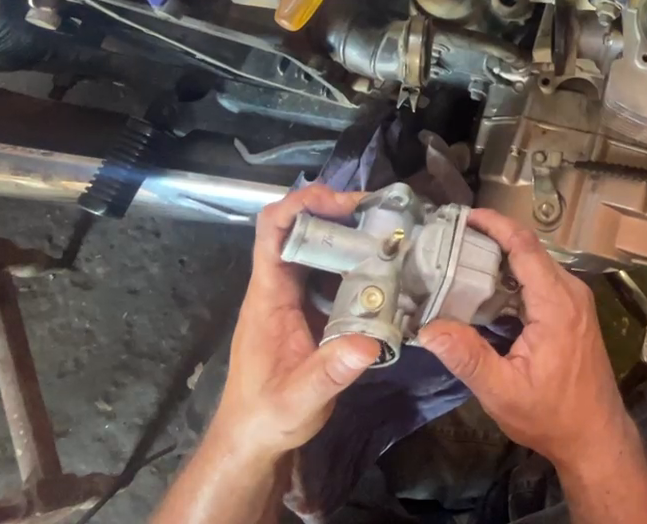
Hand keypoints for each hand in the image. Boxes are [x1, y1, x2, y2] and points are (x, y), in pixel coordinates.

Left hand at [207, 185, 382, 464]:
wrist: (254, 441)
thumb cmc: (268, 417)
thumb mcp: (299, 400)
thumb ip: (330, 372)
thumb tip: (369, 341)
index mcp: (268, 295)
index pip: (273, 230)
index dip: (304, 205)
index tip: (346, 205)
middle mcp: (280, 285)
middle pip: (300, 226)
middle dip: (339, 210)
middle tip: (383, 214)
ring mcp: (296, 294)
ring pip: (319, 245)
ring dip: (352, 232)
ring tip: (392, 233)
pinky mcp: (313, 305)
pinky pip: (333, 268)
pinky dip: (358, 258)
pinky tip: (387, 266)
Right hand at [418, 209, 630, 470]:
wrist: (595, 434)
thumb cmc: (551, 414)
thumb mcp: (502, 391)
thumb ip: (467, 356)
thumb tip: (428, 329)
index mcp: (556, 302)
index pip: (525, 246)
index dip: (496, 225)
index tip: (465, 216)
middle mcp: (571, 290)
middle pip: (530, 250)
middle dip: (493, 238)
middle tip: (451, 240)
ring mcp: (576, 299)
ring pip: (536, 264)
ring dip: (503, 258)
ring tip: (462, 259)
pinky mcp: (574, 310)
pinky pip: (542, 280)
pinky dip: (515, 276)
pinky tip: (488, 289)